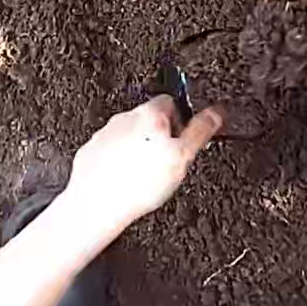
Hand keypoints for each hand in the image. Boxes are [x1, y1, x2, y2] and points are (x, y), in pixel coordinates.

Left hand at [63, 96, 222, 229]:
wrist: (98, 204)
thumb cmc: (139, 183)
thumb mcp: (183, 157)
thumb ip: (200, 131)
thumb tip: (215, 115)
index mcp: (150, 113)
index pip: (173, 101)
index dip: (183, 120)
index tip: (184, 138)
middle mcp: (125, 117)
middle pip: (151, 118)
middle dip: (161, 135)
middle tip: (168, 160)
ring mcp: (106, 134)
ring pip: (131, 135)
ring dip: (140, 148)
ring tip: (146, 175)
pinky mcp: (92, 151)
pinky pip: (112, 151)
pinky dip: (120, 161)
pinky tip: (128, 180)